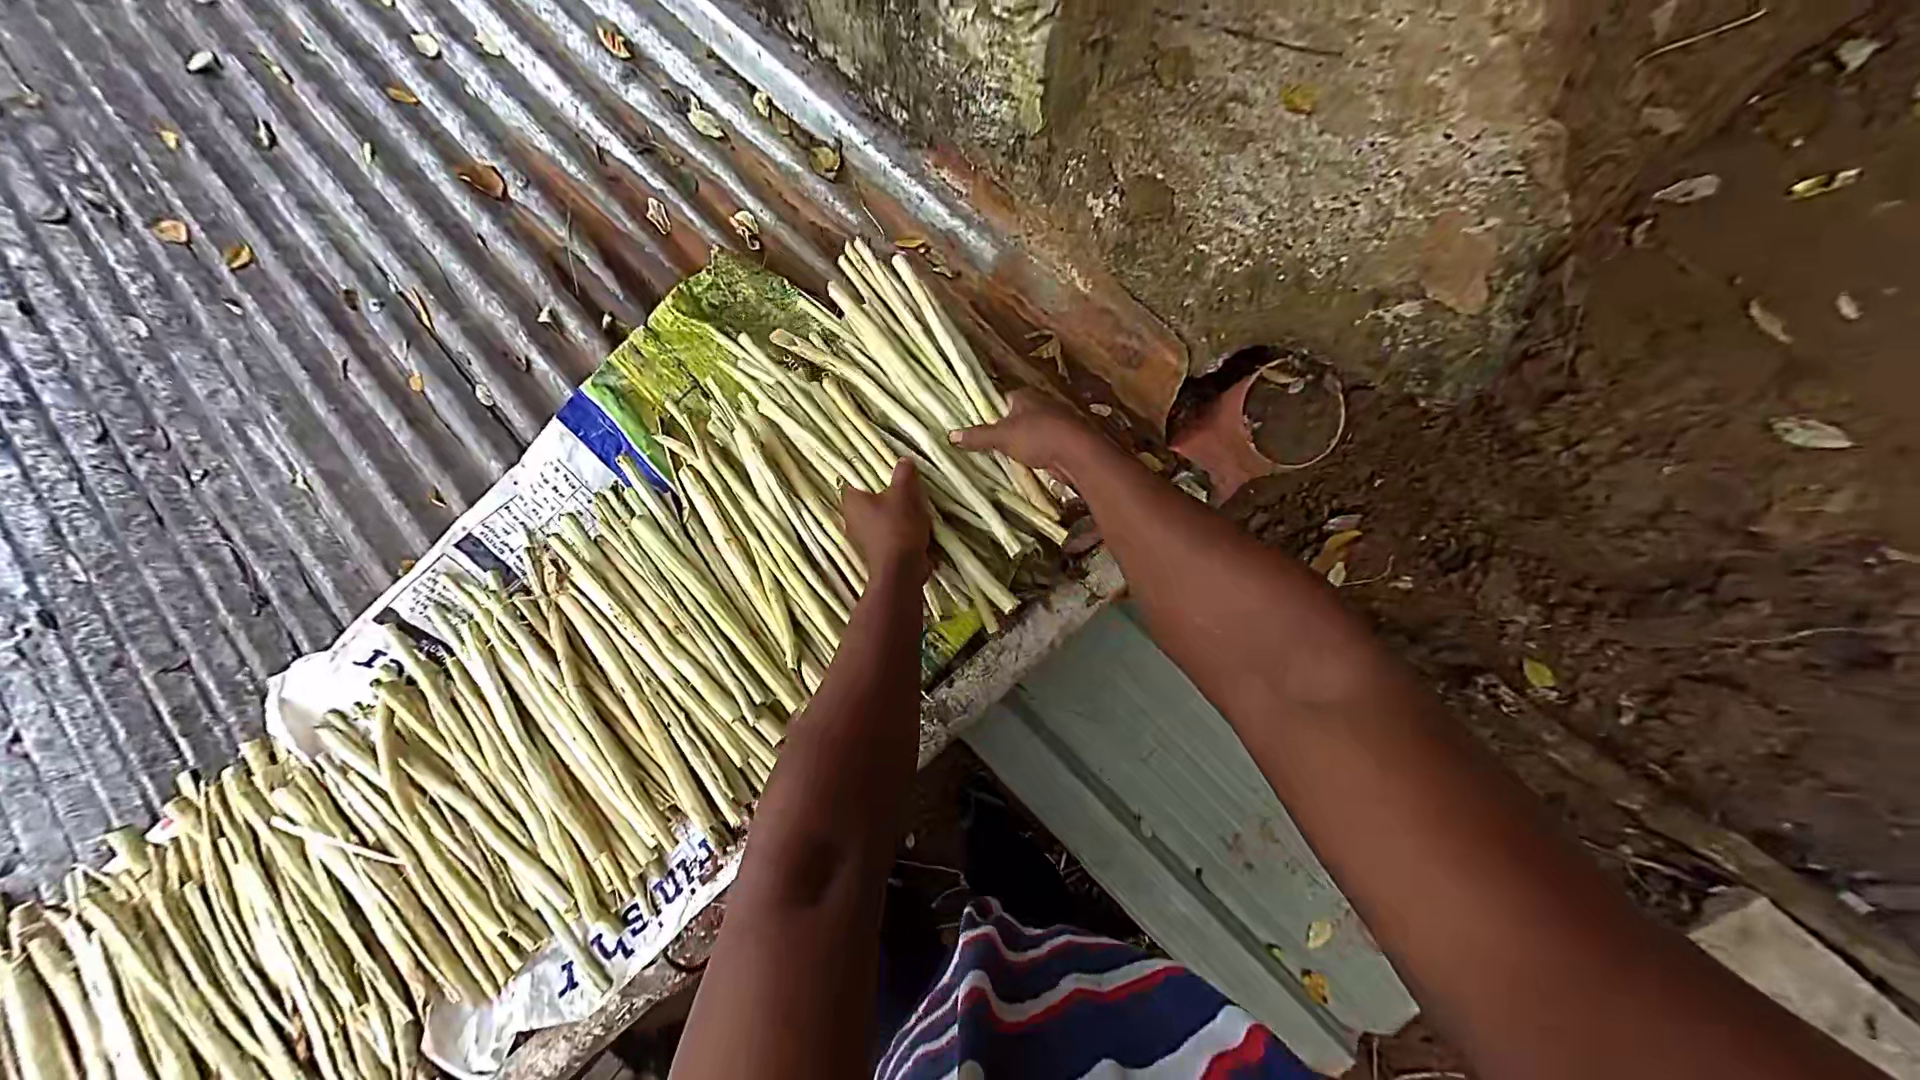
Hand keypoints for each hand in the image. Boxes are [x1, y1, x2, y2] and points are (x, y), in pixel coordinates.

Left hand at [841, 459, 932, 586]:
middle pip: (867, 501)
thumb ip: (904, 474)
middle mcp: (849, 520)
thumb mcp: (905, 493)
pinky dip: (898, 532)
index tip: (885, 473)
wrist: (901, 571)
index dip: (867, 474)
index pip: (852, 480)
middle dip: (884, 496)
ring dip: (893, 515)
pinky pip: (886, 535)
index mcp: (850, 502)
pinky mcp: (875, 554)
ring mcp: (861, 540)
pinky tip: (915, 529)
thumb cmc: (898, 527)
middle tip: (904, 489)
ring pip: (877, 519)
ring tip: (914, 509)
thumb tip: (904, 460)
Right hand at [949, 390, 1100, 477]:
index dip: (992, 411)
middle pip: (1018, 415)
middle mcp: (1042, 403)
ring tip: (1009, 457)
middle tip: (992, 445)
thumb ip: (977, 436)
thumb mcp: (1001, 437)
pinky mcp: (1066, 440)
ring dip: (1024, 442)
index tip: (982, 427)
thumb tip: (950, 434)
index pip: (1003, 399)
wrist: (1077, 453)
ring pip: (1033, 430)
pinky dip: (1038, 453)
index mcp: (1025, 395)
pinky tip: (1031, 463)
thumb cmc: (1037, 436)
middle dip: (1008, 428)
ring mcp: (1056, 421)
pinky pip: (1045, 445)